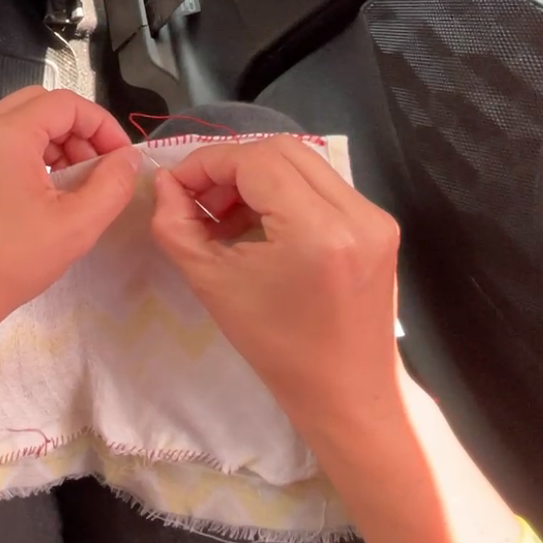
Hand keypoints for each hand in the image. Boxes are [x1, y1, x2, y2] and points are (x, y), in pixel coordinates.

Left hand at [0, 88, 139, 343]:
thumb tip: (128, 157)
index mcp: (7, 133)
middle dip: (78, 129)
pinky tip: (46, 189)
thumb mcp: (77, 224)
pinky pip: (2, 140)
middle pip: (41, 103)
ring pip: (21, 120)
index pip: (65, 102)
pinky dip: (31, 151)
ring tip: (75, 182)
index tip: (121, 158)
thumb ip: (112, 184)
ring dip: (55, 140)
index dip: (101, 124)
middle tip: (98, 167)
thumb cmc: (13, 259)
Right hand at [151, 136, 401, 431]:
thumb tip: (165, 181)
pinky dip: (279, 190)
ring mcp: (373, 217)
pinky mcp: (377, 225)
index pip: (253, 160)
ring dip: (253, 175)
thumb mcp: (208, 280)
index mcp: (317, 230)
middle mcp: (356, 214)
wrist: (346, 393)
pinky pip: (318, 184)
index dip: (206, 164)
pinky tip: (256, 224)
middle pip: (279, 149)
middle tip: (199, 197)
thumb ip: (175, 222)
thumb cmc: (274, 344)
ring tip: (224, 214)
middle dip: (229, 164)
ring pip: (300, 161)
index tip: (176, 187)